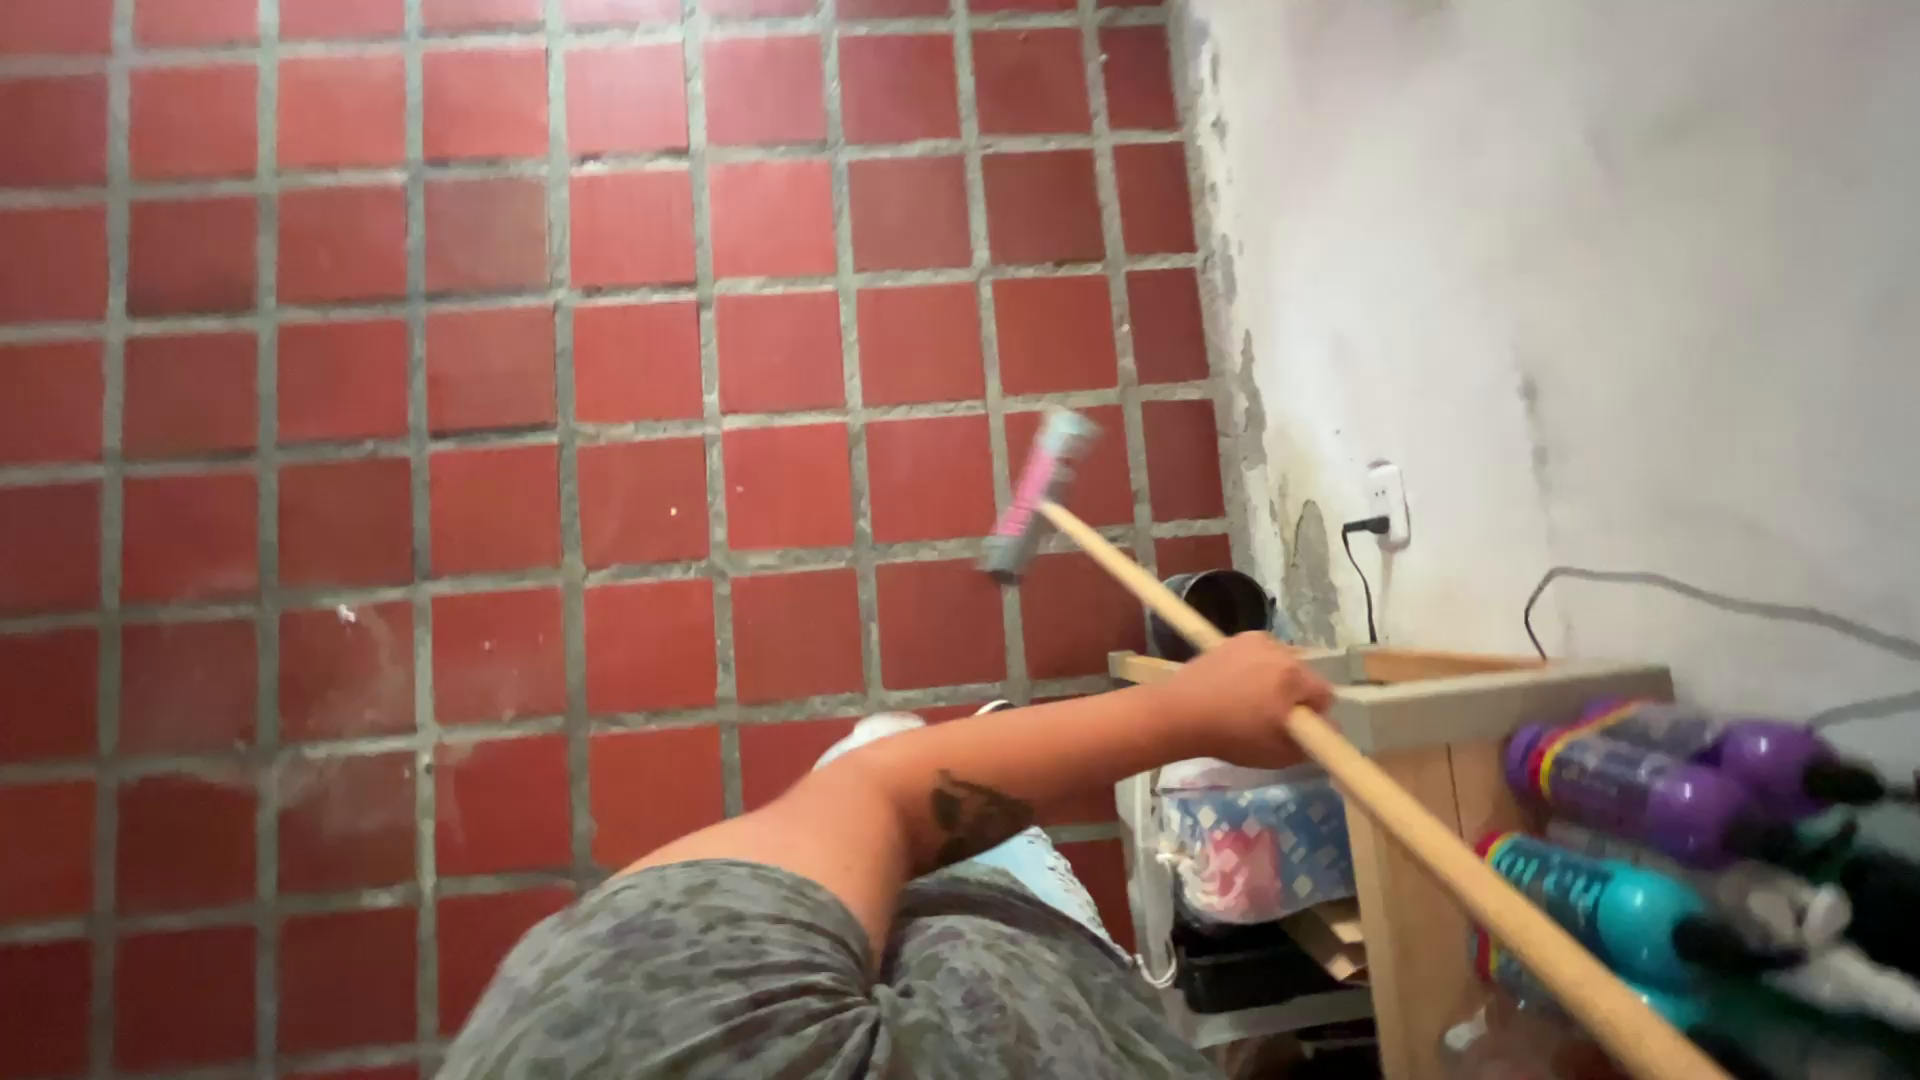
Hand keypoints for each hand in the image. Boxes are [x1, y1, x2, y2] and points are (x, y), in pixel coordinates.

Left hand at [1155, 633, 1334, 767]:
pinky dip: (1254, 664)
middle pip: (1302, 673)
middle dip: (1294, 692)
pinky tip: (1235, 682)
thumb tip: (1325, 729)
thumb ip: (1312, 743)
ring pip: (1279, 660)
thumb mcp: (1279, 753)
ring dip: (1274, 675)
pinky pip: (1256, 652)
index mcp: (1294, 676)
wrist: (1180, 712)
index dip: (1314, 713)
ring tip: (1250, 697)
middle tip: (1270, 713)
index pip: (1325, 693)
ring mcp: (1252, 640)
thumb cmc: (1232, 735)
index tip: (1294, 726)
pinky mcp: (1230, 639)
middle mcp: (1278, 650)